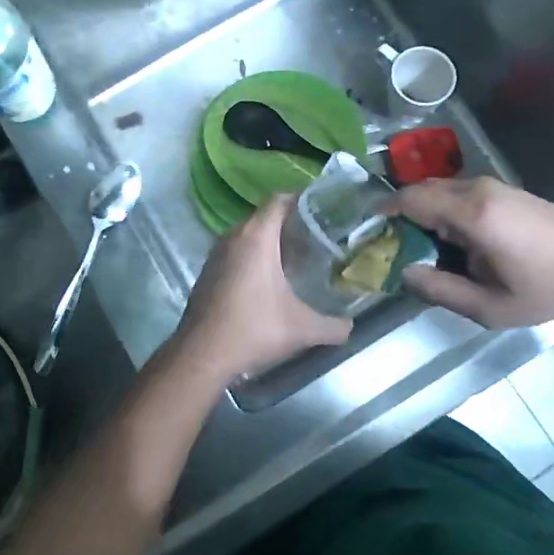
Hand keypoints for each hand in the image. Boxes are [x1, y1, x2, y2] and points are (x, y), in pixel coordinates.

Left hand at [173, 195, 353, 377]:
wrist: (202, 355)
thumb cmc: (254, 330)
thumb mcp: (303, 329)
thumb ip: (334, 326)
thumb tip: (351, 326)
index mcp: (256, 237)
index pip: (280, 200)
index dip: (303, 199)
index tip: (325, 210)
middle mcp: (232, 238)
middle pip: (264, 217)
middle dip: (290, 224)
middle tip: (317, 238)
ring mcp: (215, 256)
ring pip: (247, 237)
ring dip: (270, 243)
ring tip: (296, 260)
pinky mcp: (207, 274)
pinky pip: (234, 254)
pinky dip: (252, 259)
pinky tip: (268, 283)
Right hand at [389, 177, 553, 327]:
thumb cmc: (547, 289)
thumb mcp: (488, 307)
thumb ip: (439, 290)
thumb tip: (403, 273)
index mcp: (472, 215)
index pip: (410, 200)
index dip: (382, 214)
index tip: (365, 234)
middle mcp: (479, 191)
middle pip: (420, 192)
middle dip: (397, 215)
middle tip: (385, 246)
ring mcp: (493, 188)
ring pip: (439, 192)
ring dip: (420, 215)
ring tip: (413, 249)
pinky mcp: (504, 193)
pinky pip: (457, 195)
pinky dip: (440, 213)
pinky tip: (446, 244)